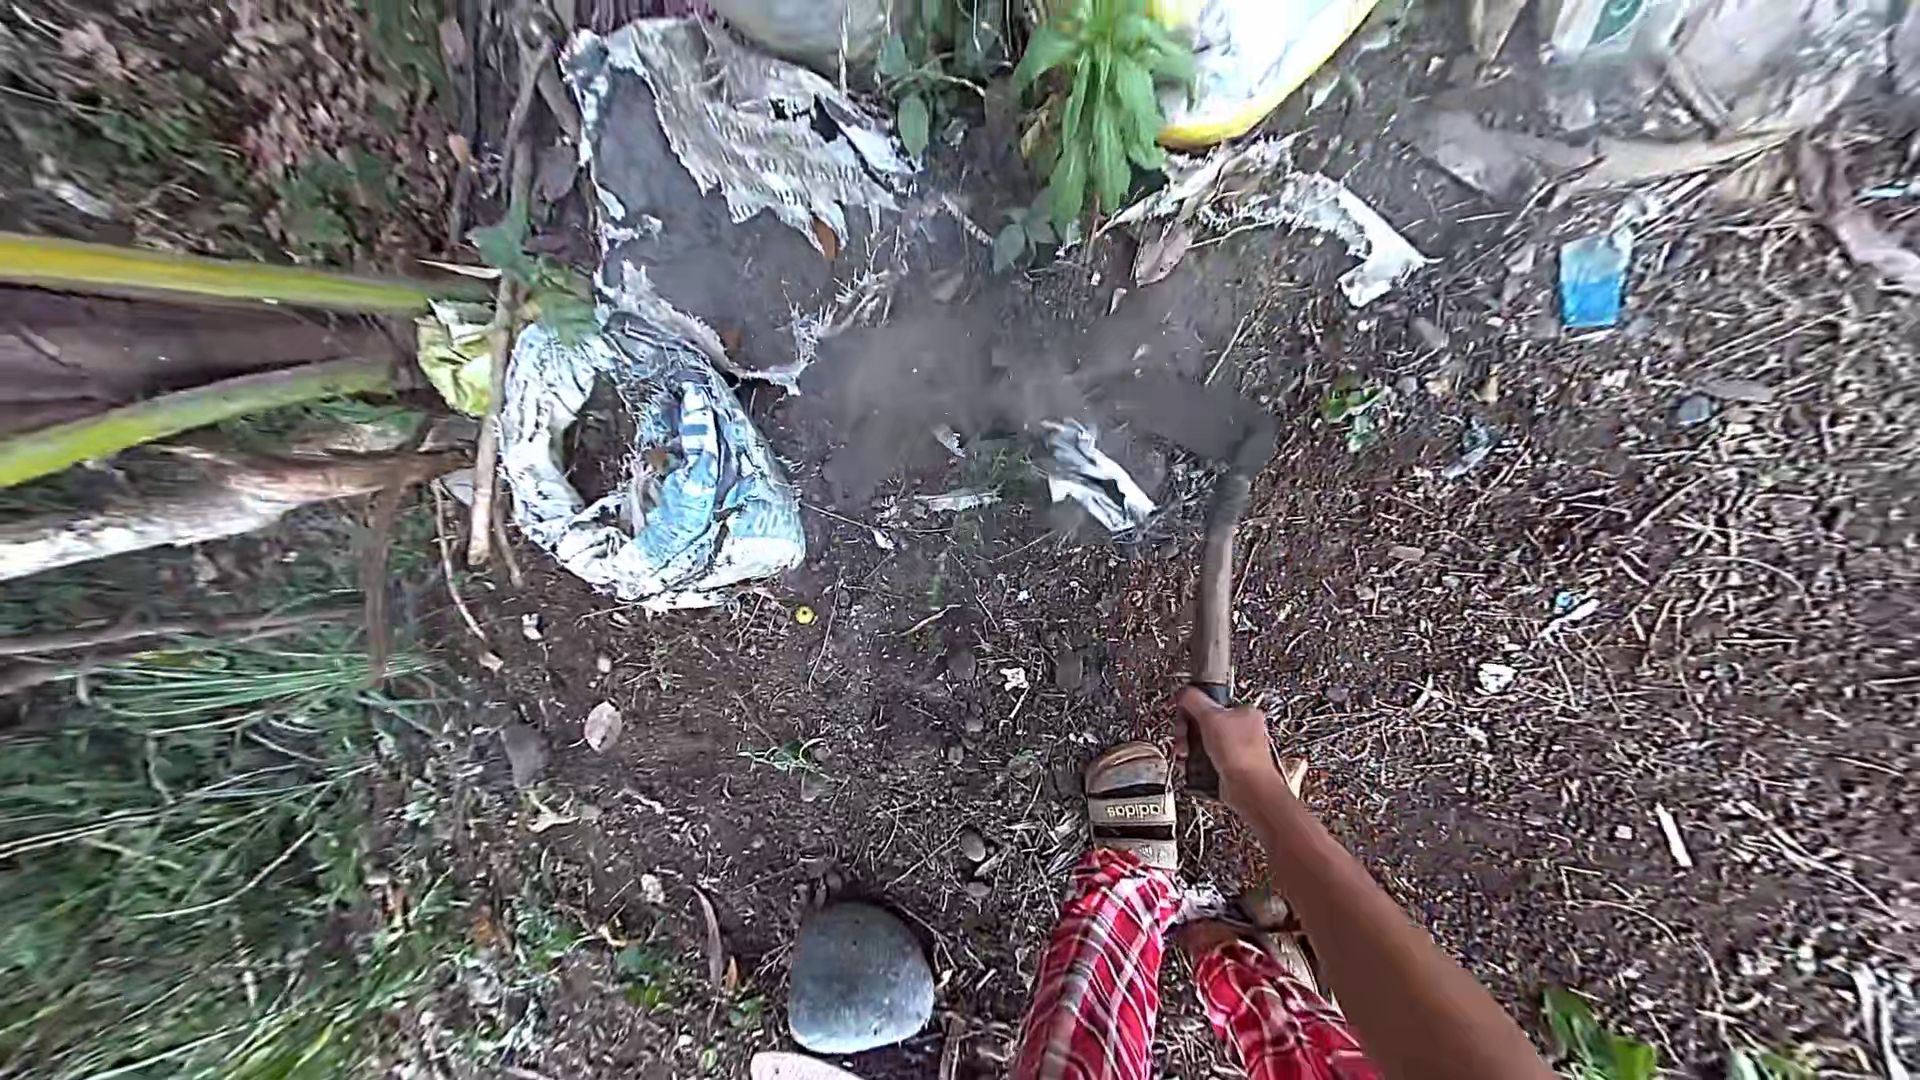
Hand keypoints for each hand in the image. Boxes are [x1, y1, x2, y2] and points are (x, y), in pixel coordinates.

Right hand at [1174, 686, 1284, 810]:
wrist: (1249, 790)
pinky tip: (1191, 763)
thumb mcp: (1210, 717)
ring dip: (1188, 746)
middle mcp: (1241, 729)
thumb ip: (1193, 699)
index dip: (1192, 706)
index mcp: (1244, 712)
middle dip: (1187, 730)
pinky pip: (1203, 756)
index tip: (1182, 712)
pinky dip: (1194, 759)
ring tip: (1186, 752)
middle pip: (1202, 721)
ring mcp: (1234, 749)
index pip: (1210, 700)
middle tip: (1184, 735)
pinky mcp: (1227, 765)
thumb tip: (1183, 692)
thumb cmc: (1241, 755)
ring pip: (1201, 740)